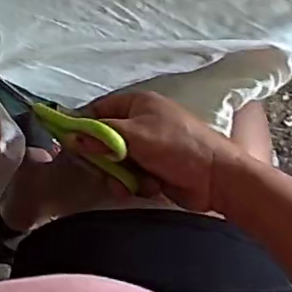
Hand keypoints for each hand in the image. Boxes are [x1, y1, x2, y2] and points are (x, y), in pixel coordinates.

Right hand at [77, 91, 247, 212]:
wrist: (221, 180)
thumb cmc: (177, 147)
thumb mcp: (134, 136)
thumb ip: (99, 136)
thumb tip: (69, 138)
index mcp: (137, 103)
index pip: (97, 110)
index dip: (83, 126)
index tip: (72, 144)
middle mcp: (141, 121)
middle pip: (104, 138)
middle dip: (104, 158)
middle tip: (104, 171)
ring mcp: (149, 145)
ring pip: (116, 160)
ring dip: (121, 174)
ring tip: (132, 183)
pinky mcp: (156, 167)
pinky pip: (132, 173)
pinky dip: (136, 182)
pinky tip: (149, 187)